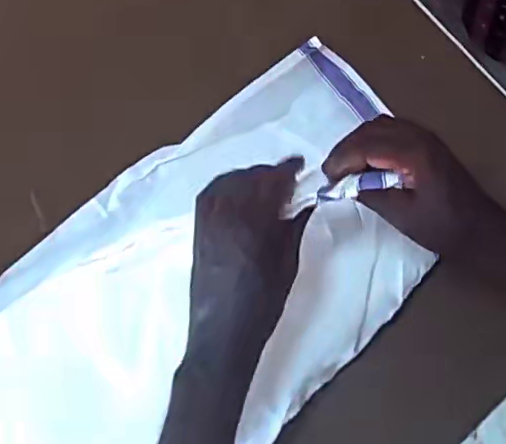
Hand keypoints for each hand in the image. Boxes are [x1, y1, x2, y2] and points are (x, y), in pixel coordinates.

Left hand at [187, 159, 311, 362]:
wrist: (222, 338)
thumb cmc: (262, 304)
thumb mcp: (289, 263)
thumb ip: (297, 224)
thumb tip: (308, 199)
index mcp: (253, 224)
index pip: (272, 181)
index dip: (289, 170)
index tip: (301, 166)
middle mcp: (227, 216)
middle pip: (251, 176)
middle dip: (272, 174)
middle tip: (289, 182)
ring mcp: (208, 221)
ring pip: (231, 180)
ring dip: (251, 177)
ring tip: (266, 186)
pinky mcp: (197, 228)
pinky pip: (213, 192)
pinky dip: (229, 184)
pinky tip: (241, 192)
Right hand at [322, 117, 505, 261]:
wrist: (480, 227)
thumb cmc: (442, 226)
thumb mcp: (402, 215)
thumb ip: (372, 194)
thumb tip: (345, 184)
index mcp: (413, 152)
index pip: (367, 144)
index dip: (343, 158)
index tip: (327, 177)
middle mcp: (418, 135)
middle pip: (372, 129)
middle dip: (347, 147)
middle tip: (332, 172)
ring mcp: (424, 135)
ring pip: (382, 125)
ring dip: (359, 140)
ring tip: (345, 166)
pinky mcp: (427, 141)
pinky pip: (393, 129)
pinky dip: (374, 139)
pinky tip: (367, 159)